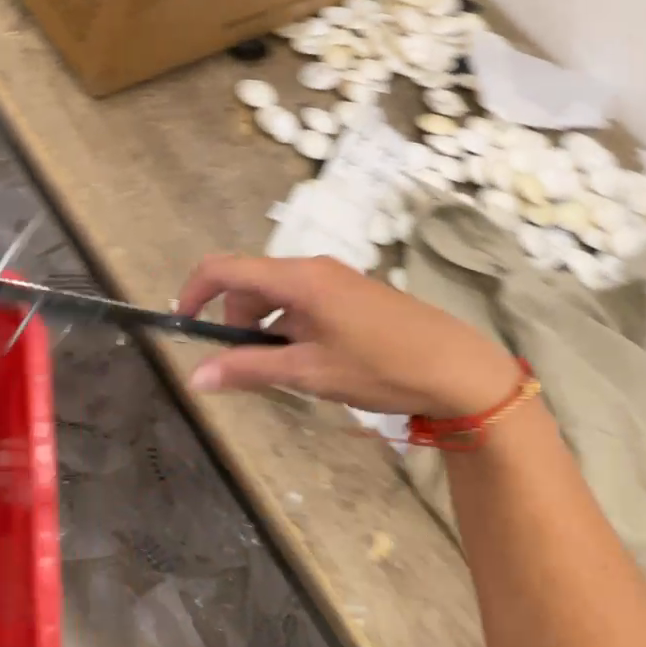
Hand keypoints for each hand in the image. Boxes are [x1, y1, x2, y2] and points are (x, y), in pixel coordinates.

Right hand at [175, 256, 519, 417]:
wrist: (463, 370)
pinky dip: (288, 329)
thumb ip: (247, 369)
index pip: (224, 268)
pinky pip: (300, 304)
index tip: (182, 325)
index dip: (193, 291)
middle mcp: (311, 269)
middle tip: (247, 366)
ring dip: (263, 329)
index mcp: (297, 278)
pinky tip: (311, 361)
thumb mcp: (307, 372)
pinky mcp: (350, 295)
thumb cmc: (381, 367)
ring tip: (286, 370)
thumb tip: (195, 377)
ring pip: (274, 297)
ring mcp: (334, 280)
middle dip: (234, 322)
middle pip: (248, 285)